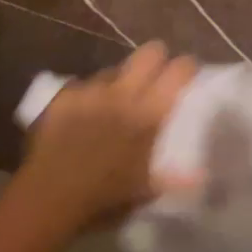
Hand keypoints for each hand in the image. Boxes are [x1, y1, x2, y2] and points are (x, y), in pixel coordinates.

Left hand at [10, 42, 198, 230]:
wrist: (49, 197)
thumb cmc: (104, 197)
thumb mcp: (146, 191)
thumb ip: (176, 179)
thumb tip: (202, 176)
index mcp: (147, 115)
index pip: (177, 73)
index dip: (186, 67)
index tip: (188, 71)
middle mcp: (121, 94)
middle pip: (148, 54)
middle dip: (156, 58)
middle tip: (156, 74)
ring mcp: (89, 91)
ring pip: (112, 71)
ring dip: (118, 82)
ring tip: (114, 102)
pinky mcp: (62, 96)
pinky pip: (82, 86)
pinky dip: (88, 97)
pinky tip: (84, 113)